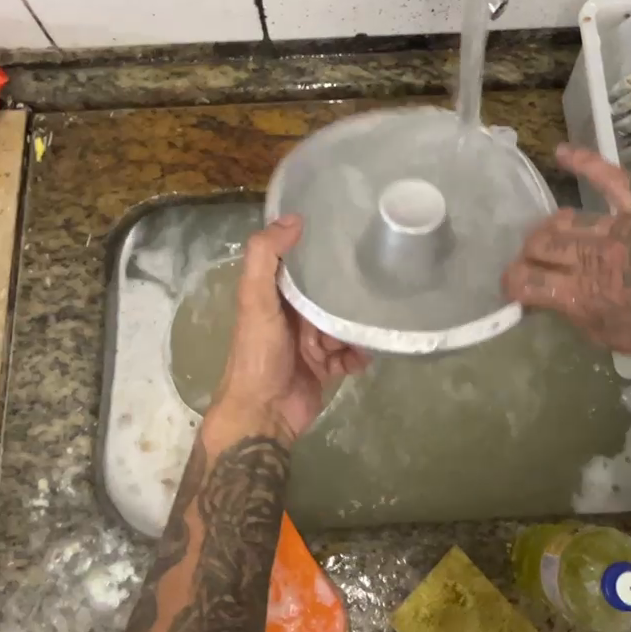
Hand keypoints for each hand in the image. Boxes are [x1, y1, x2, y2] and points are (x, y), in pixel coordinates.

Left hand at [209, 215, 370, 444]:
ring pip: (344, 324)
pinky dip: (359, 355)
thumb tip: (293, 218)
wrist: (264, 413)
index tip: (350, 233)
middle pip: (329, 294)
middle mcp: (294, 316)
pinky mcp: (326, 368)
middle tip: (375, 284)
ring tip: (368, 327)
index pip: (301, 263)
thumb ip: (266, 257)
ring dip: (356, 327)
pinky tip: (363, 356)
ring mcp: (311, 343)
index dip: (320, 249)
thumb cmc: (257, 353)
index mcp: (275, 296)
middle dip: (348, 293)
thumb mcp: (255, 299)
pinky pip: (351, 354)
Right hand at [503, 144, 630, 380]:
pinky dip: (585, 162)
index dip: (512, 284)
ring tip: (554, 240)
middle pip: (537, 245)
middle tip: (538, 267)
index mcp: (582, 297)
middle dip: (528, 257)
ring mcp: (619, 230)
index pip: (523, 280)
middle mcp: (593, 258)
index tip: (516, 289)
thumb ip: (571, 311)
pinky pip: (611, 180)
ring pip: (562, 219)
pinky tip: (561, 152)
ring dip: (549, 231)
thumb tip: (546, 295)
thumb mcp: (607, 336)